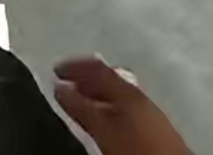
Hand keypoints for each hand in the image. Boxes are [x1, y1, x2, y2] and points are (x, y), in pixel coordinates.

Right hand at [53, 56, 191, 154]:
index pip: (96, 67)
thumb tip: (58, 87)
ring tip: (82, 101)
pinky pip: (127, 107)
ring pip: (118, 94)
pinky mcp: (156, 127)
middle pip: (108, 78)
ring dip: (98, 94)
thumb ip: (80, 107)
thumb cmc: (135, 147)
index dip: (74, 66)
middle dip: (86, 79)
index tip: (56, 69)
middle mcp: (138, 93)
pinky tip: (105, 118)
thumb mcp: (103, 129)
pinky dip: (111, 106)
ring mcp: (150, 110)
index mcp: (126, 89)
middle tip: (67, 83)